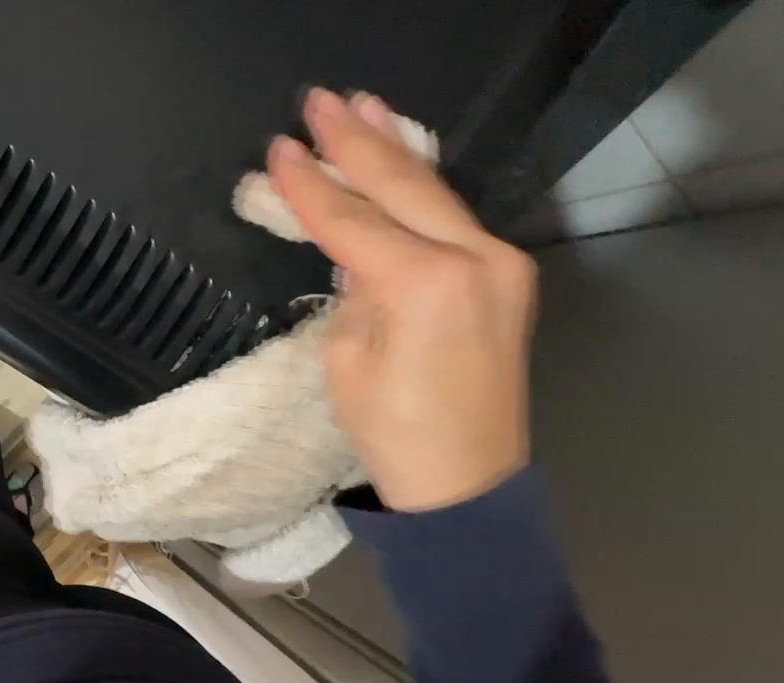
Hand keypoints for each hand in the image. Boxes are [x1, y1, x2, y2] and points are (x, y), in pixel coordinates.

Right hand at [269, 89, 537, 511]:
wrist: (463, 480)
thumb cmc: (391, 434)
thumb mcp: (346, 361)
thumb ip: (354, 295)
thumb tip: (359, 259)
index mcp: (422, 284)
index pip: (352, 220)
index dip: (309, 185)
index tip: (279, 149)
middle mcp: (472, 258)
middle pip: (403, 186)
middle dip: (356, 142)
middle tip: (321, 101)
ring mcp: (498, 264)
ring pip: (436, 194)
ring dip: (395, 151)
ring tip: (363, 110)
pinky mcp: (504, 279)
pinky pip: (453, 220)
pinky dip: (420, 190)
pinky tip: (400, 165)